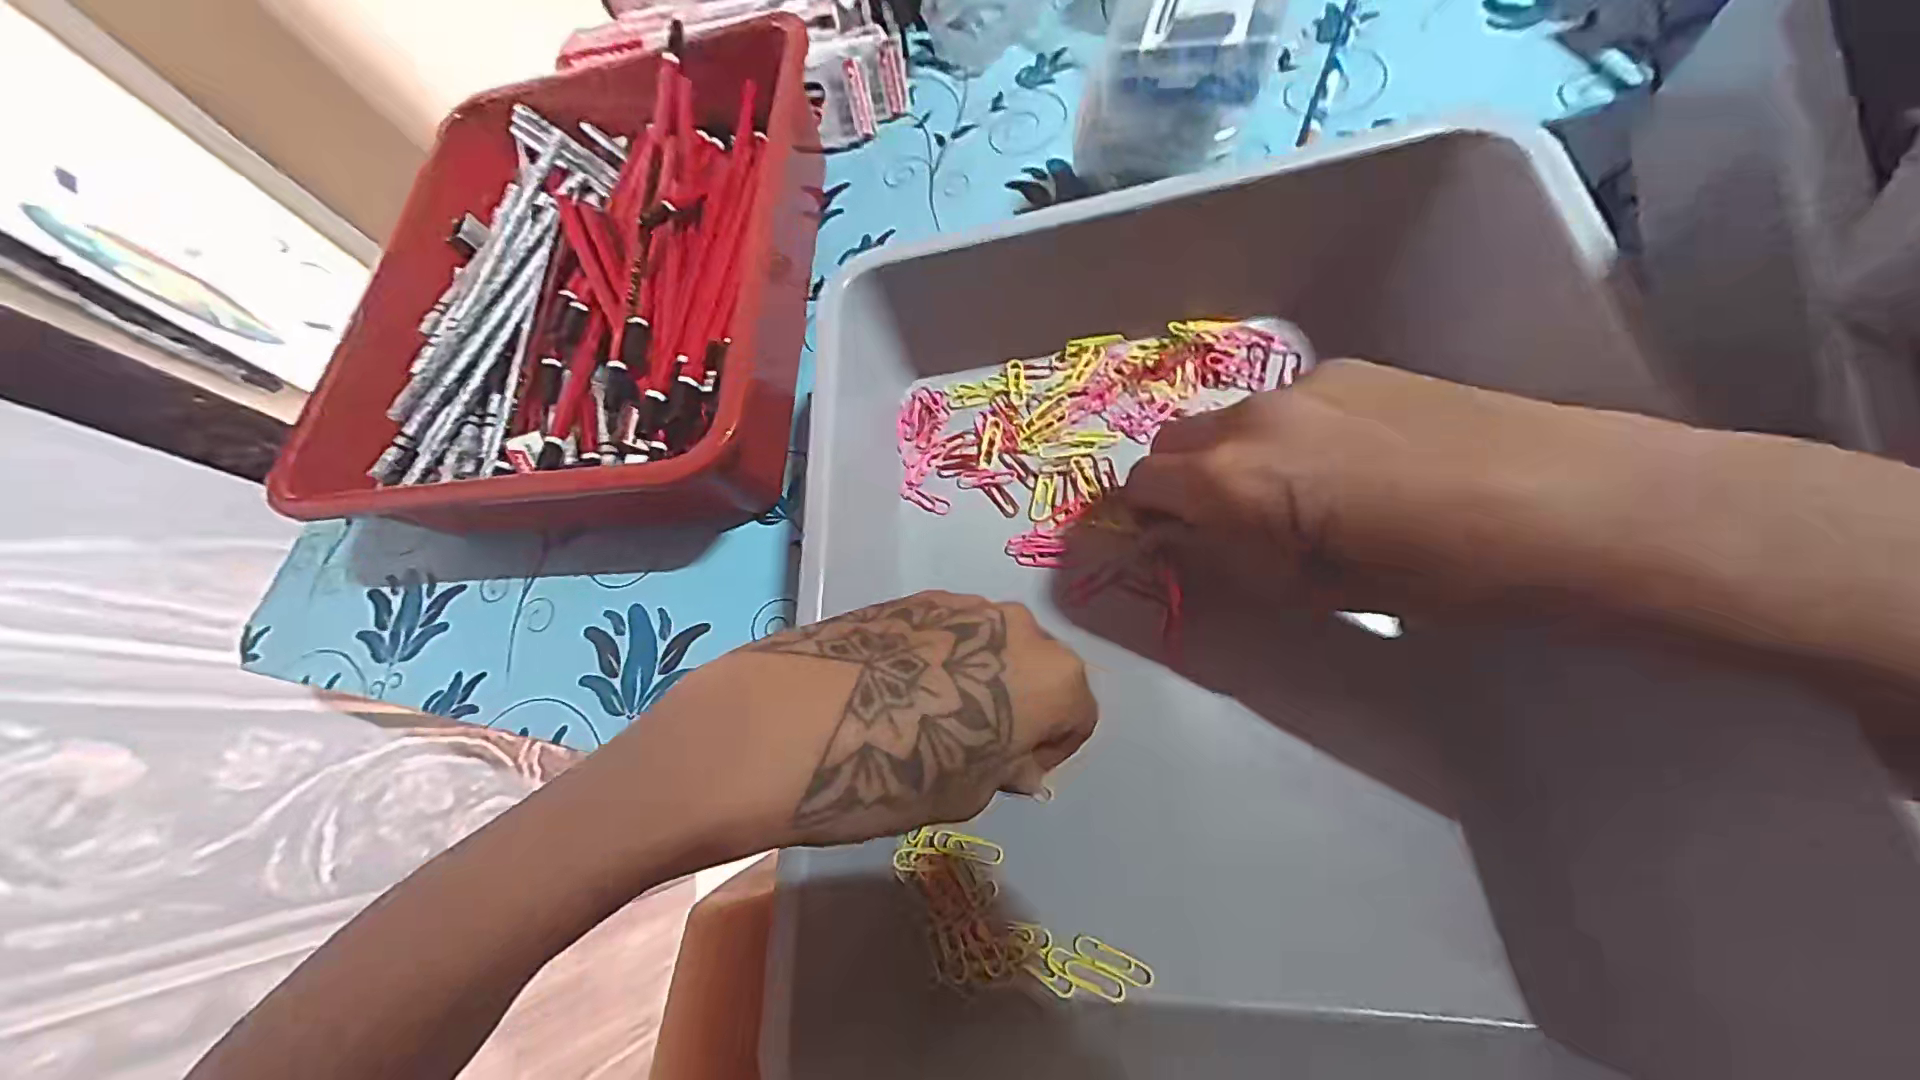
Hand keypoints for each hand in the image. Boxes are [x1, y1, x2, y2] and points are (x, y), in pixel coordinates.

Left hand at [601, 591, 1096, 854]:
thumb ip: (1005, 768)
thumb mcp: (967, 793)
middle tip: (974, 744)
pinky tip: (894, 688)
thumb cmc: (897, 770)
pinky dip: (941, 657)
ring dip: (980, 676)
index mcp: (1051, 675)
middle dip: (1020, 705)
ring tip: (928, 713)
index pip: (1080, 713)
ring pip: (991, 644)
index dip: (1052, 748)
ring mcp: (959, 602)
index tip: (1013, 771)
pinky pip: (948, 630)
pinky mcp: (911, 595)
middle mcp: (1015, 625)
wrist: (791, 719)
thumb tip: (1014, 760)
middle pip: (1038, 668)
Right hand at [1120, 358, 1690, 614]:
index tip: (1166, 544)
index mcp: (1232, 476)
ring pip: (1226, 422)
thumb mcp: (1304, 588)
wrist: (1575, 505)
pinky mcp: (1350, 368)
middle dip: (1177, 484)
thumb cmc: (1433, 574)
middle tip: (1221, 526)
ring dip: (1228, 459)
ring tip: (1292, 497)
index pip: (1141, 484)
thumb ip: (1222, 556)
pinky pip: (1281, 406)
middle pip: (1172, 443)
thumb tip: (1174, 539)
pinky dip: (1278, 437)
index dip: (1143, 517)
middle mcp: (1251, 416)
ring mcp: (1303, 384)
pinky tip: (1343, 466)